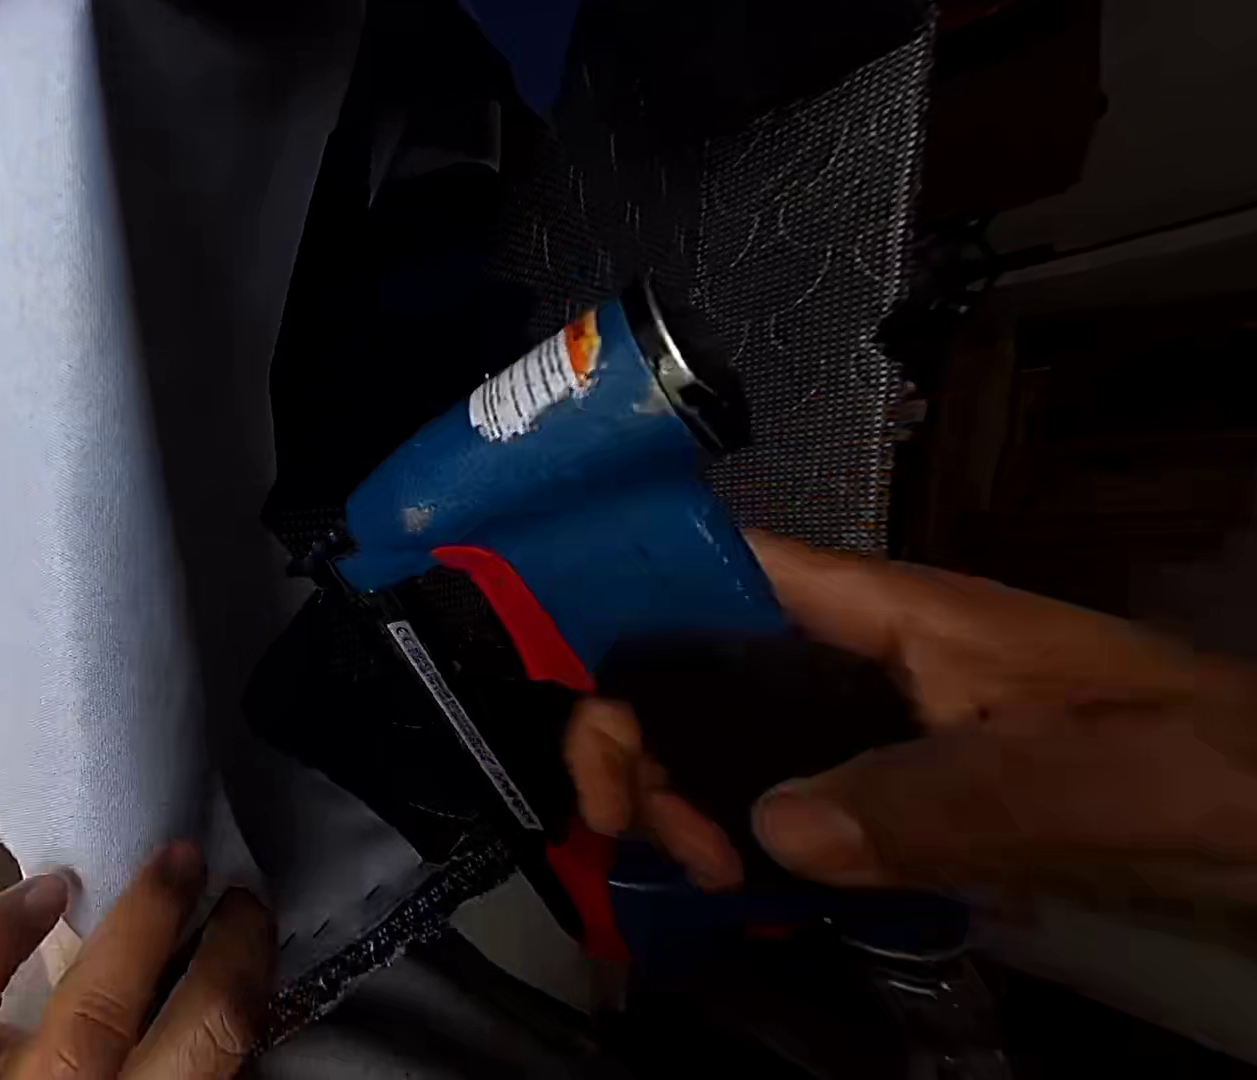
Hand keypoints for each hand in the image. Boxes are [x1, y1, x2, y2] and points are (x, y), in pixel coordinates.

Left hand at [0, 841, 275, 1079]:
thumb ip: (185, 1067)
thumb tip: (223, 981)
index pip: (215, 1042)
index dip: (244, 966)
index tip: (252, 914)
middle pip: (176, 1024)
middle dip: (207, 934)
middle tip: (217, 872)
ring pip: (79, 1012)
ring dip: (140, 917)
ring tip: (171, 859)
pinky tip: (45, 889)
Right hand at [565, 531, 1256, 901]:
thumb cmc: (1220, 773)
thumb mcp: (1099, 783)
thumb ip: (940, 799)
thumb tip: (775, 831)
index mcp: (859, 608)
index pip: (710, 567)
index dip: (624, 590)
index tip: (572, 669)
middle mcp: (813, 648)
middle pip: (669, 662)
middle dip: (626, 733)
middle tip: (623, 818)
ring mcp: (819, 711)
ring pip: (688, 728)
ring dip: (662, 790)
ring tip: (698, 865)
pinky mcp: (835, 770)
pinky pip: (734, 781)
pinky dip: (707, 821)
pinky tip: (723, 870)